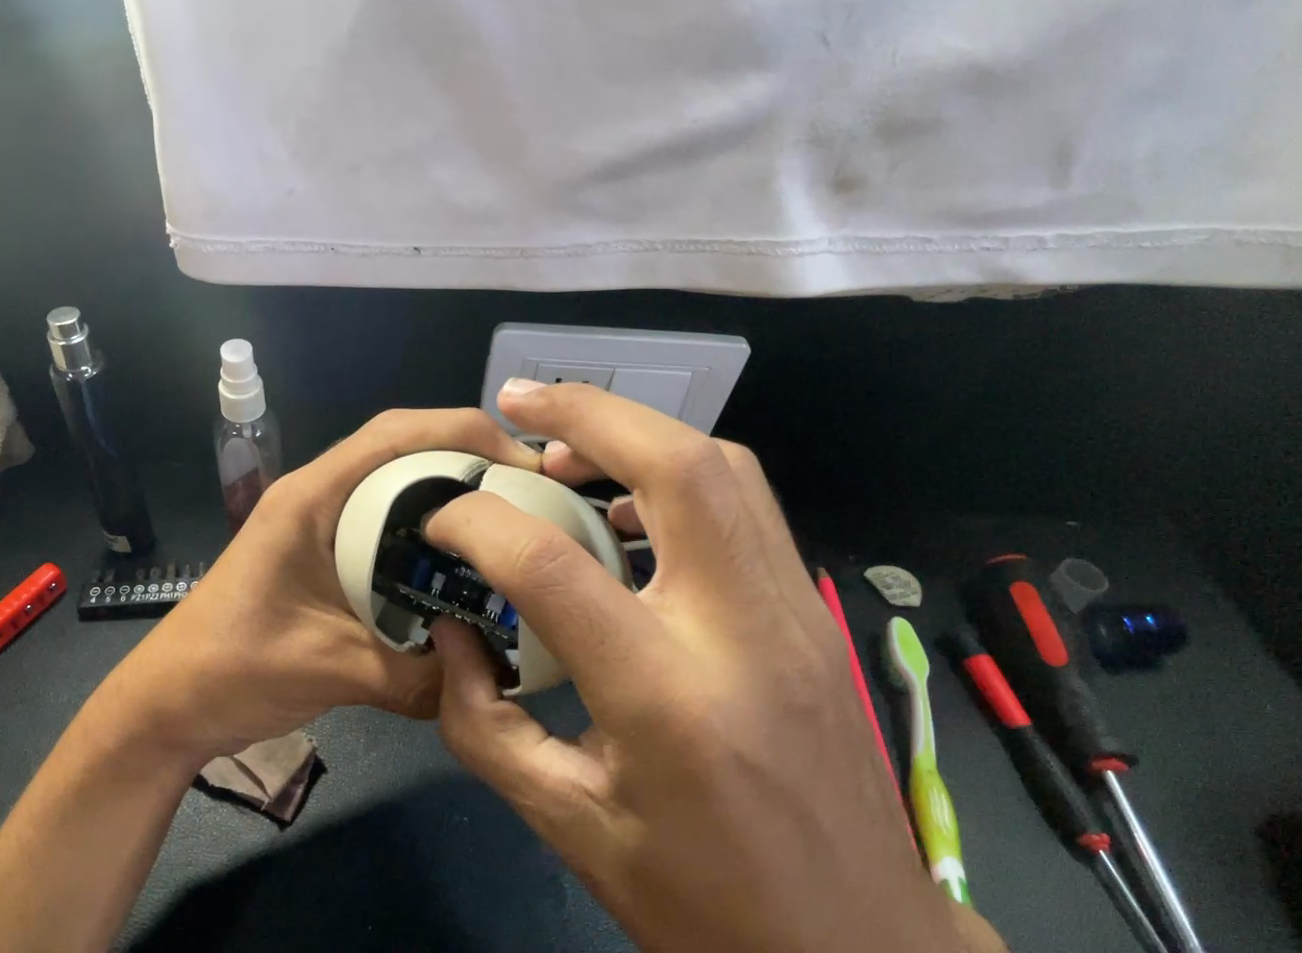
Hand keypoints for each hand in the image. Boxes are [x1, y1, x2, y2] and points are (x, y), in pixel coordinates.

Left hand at [97, 408, 540, 764]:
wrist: (167, 705)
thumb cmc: (231, 669)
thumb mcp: (329, 670)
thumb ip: (414, 678)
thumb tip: (492, 679)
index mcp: (311, 498)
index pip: (394, 435)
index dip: (463, 432)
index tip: (523, 461)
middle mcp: (317, 497)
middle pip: (401, 450)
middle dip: (468, 459)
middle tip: (532, 494)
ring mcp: (318, 526)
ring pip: (394, 489)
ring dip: (448, 496)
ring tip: (510, 524)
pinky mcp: (322, 558)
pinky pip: (385, 530)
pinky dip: (426, 537)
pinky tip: (461, 570)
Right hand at [424, 381, 998, 952]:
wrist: (859, 950)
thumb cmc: (701, 900)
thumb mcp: (567, 824)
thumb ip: (485, 721)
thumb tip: (456, 630)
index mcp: (667, 699)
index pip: (551, 568)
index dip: (478, 526)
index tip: (442, 520)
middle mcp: (743, 632)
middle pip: (680, 466)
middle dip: (590, 413)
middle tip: (519, 403)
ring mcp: (795, 614)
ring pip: (728, 469)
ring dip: (640, 435)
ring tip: (568, 451)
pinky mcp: (812, 615)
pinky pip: (747, 508)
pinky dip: (680, 477)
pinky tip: (628, 513)